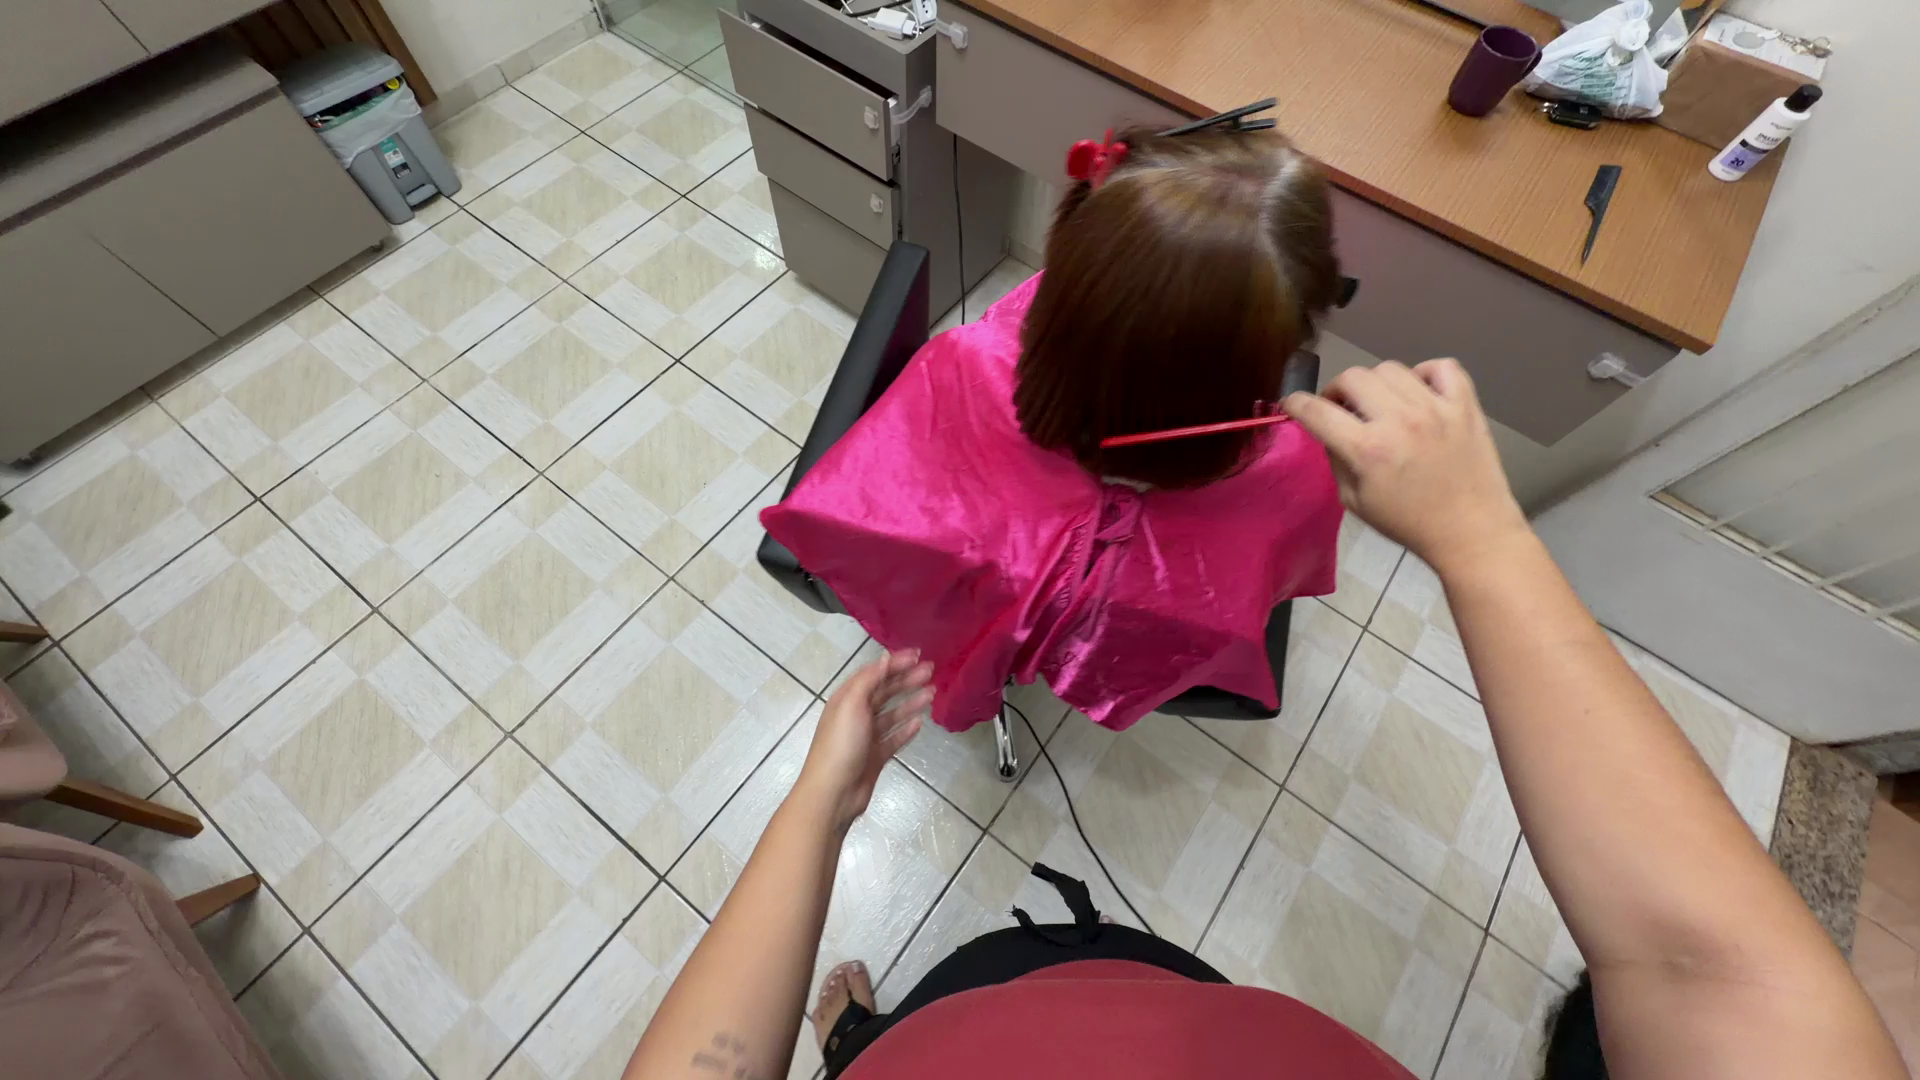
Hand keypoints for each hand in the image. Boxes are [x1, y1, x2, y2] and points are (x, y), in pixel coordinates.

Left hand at [797, 649, 933, 831]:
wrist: (833, 792)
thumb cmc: (841, 743)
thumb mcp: (852, 704)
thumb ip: (869, 680)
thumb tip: (884, 658)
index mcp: (847, 698)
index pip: (874, 673)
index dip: (895, 662)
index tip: (919, 655)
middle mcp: (856, 714)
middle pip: (885, 691)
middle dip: (907, 679)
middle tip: (931, 671)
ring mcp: (866, 736)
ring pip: (892, 714)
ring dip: (911, 702)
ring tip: (932, 693)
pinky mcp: (875, 756)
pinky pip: (894, 738)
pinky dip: (906, 729)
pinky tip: (920, 723)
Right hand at [1282, 359, 1529, 570]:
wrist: (1470, 530)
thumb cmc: (1405, 522)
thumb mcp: (1353, 499)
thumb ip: (1336, 458)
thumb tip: (1329, 429)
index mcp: (1367, 449)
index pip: (1317, 411)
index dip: (1295, 403)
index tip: (1291, 404)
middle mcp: (1399, 420)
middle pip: (1353, 377)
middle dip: (1336, 390)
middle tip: (1340, 408)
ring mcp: (1436, 408)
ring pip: (1390, 368)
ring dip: (1374, 383)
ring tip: (1379, 404)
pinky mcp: (1465, 405)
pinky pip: (1441, 366)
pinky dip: (1423, 374)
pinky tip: (1418, 394)